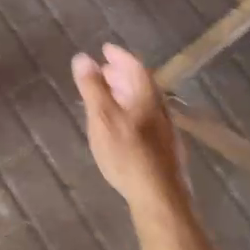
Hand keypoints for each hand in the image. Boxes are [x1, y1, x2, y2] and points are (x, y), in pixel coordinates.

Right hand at [73, 44, 185, 209]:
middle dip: (121, 74)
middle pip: (142, 84)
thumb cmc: (128, 154)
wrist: (161, 200)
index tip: (105, 49)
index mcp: (147, 97)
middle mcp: (160, 109)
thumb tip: (82, 57)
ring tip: (108, 95)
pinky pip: (147, 119)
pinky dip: (132, 111)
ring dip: (126, 93)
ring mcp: (166, 132)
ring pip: (145, 103)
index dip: (120, 56)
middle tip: (103, 71)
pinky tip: (123, 126)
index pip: (135, 67)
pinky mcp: (167, 151)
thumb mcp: (102, 118)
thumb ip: (92, 88)